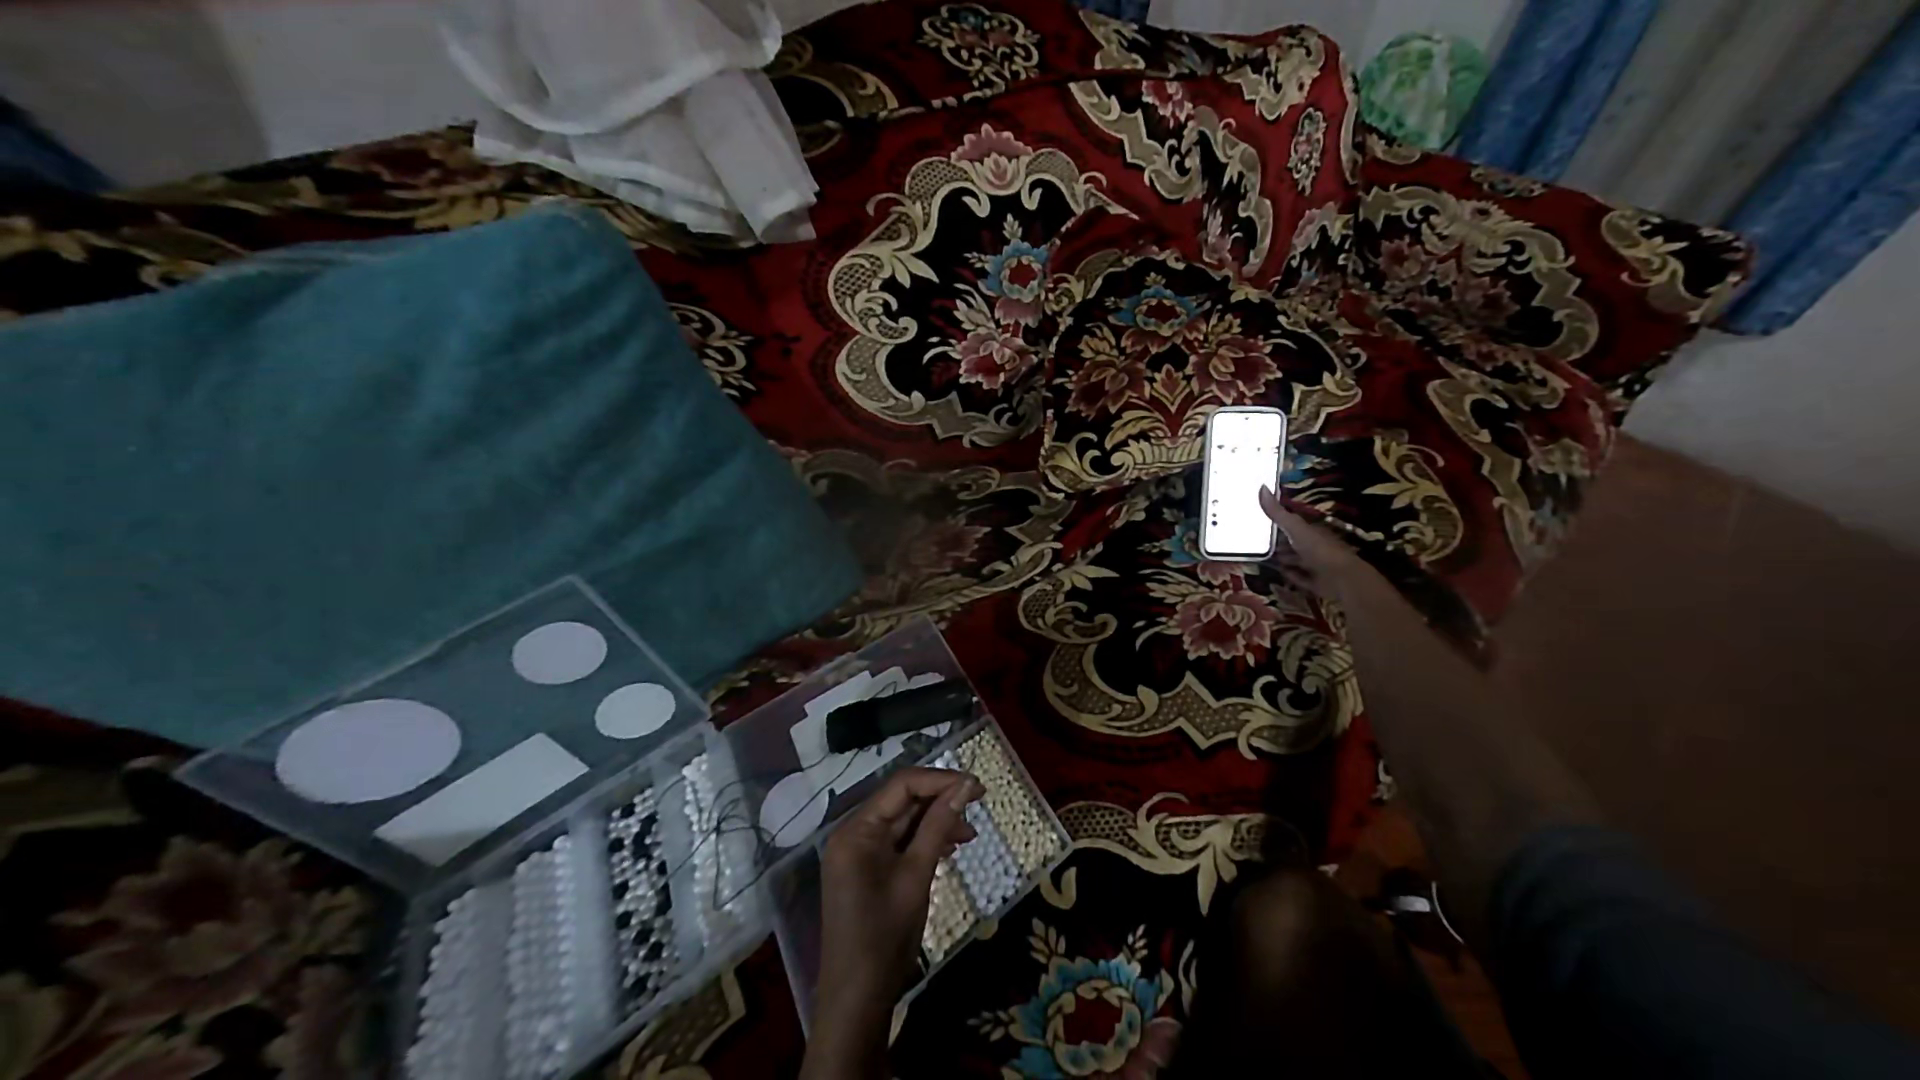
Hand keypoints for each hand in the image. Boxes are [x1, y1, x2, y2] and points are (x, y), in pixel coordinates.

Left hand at [802, 766, 983, 1079]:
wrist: (857, 996)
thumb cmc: (885, 935)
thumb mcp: (916, 876)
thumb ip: (938, 827)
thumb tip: (964, 787)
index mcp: (856, 829)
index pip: (901, 785)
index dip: (940, 780)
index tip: (976, 786)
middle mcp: (853, 832)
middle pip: (901, 800)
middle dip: (940, 799)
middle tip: (978, 803)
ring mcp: (858, 851)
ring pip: (902, 820)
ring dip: (935, 820)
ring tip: (970, 832)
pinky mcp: (867, 868)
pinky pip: (898, 841)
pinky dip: (924, 840)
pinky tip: (949, 846)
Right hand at [1258, 486, 1399, 613]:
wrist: (1341, 578)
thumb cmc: (1319, 549)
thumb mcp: (1295, 527)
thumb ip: (1278, 512)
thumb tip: (1261, 486)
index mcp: (1313, 531)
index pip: (1295, 525)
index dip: (1280, 523)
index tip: (1262, 522)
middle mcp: (1316, 546)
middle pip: (1295, 543)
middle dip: (1279, 543)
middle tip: (1258, 542)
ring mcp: (1317, 565)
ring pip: (1297, 560)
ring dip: (1284, 559)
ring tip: (1262, 558)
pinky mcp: (1316, 582)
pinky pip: (1300, 577)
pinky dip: (1290, 575)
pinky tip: (1278, 574)